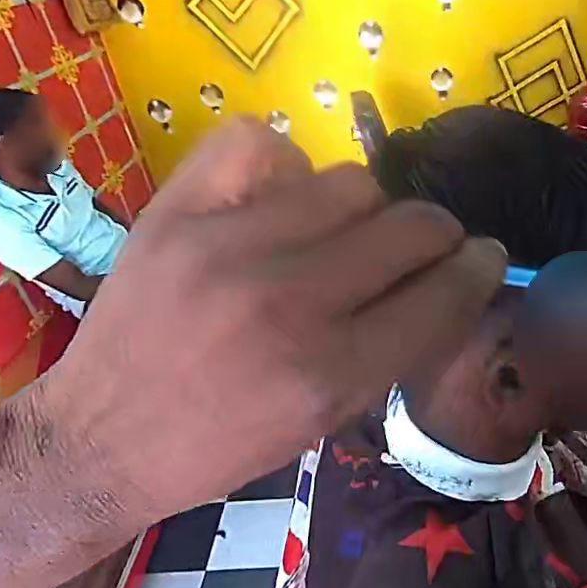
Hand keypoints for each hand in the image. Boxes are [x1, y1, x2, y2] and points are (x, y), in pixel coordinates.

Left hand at [0, 118, 505, 529]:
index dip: (479, 269)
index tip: (485, 256)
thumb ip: (392, 351)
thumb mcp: (323, 423)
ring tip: (339, 232)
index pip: (442, 296)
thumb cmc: (223, 445)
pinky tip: (276, 198)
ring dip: (364, 208)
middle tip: (422, 245)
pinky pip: (259, 143)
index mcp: (329, 375)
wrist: (102, 439)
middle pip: (408, 225)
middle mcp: (286, 304)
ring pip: (348, 182)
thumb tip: (450, 279)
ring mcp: (225, 249)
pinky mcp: (174, 214)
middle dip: (436, 233)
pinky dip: (282, 164)